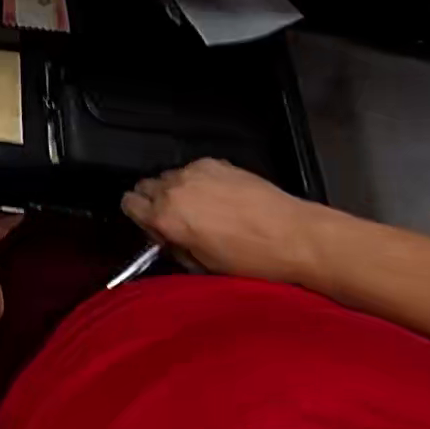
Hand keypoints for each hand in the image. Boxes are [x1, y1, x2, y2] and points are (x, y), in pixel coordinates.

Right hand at [121, 158, 333, 283]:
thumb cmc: (255, 260)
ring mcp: (193, 173)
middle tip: (179, 217)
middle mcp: (171, 190)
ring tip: (204, 205)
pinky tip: (222, 194)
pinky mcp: (215, 164)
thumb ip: (175, 246)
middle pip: (144, 186)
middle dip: (155, 200)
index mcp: (164, 217)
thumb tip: (169, 238)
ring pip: (168, 176)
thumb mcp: (205, 265)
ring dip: (177, 189)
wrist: (301, 239)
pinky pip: (193, 169)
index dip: (139, 215)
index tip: (155, 225)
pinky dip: (200, 180)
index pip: (128, 203)